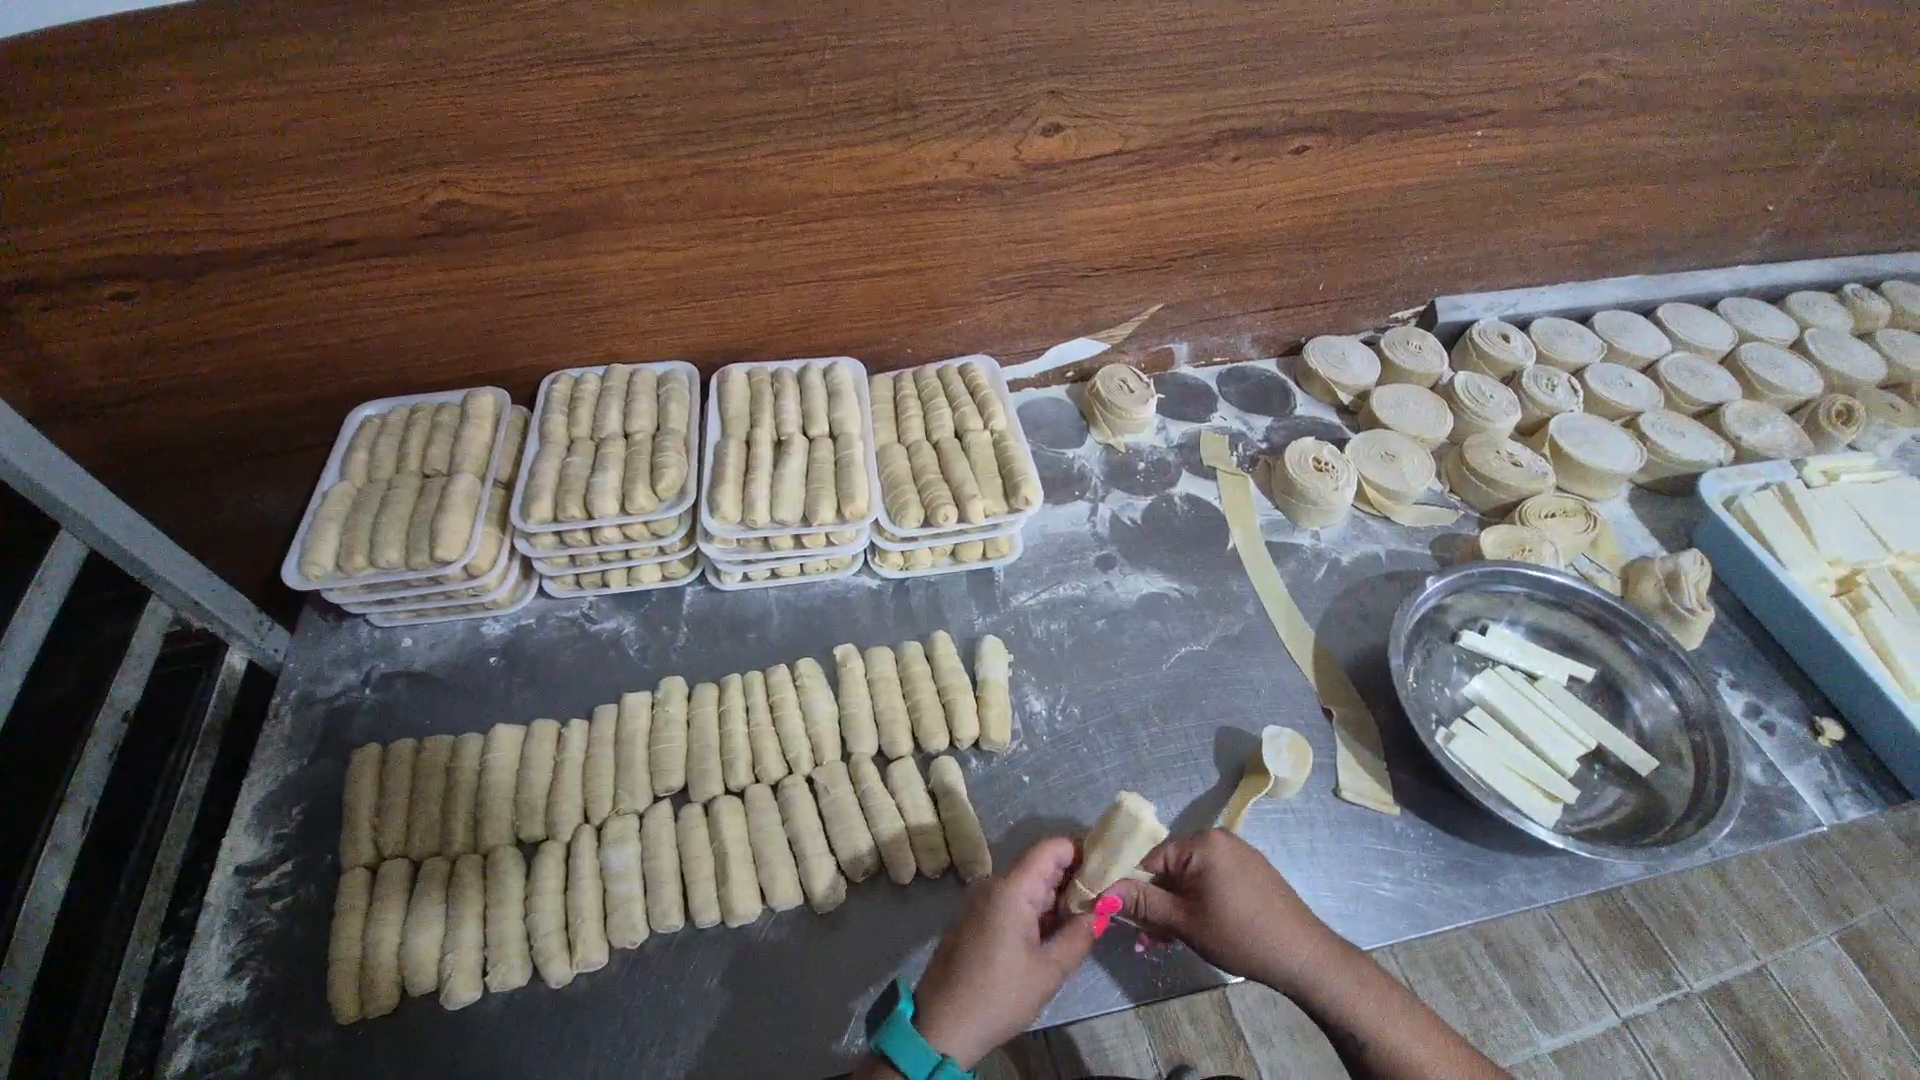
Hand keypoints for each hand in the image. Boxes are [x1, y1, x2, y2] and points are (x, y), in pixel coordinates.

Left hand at [909, 837, 1098, 1067]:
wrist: (941, 1026)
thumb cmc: (998, 997)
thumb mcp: (1048, 972)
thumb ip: (1079, 936)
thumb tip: (1102, 911)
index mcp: (1012, 889)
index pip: (1051, 848)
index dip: (1081, 851)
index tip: (1108, 869)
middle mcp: (995, 885)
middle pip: (1041, 865)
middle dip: (1074, 879)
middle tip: (1106, 899)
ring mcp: (983, 902)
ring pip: (1028, 886)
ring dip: (1056, 898)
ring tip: (1088, 918)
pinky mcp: (977, 920)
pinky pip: (1013, 902)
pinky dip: (1037, 910)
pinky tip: (1056, 933)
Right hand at [1105, 828, 1345, 994]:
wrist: (1305, 957)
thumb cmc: (1239, 935)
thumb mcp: (1183, 921)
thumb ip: (1142, 903)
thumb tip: (1102, 894)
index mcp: (1201, 843)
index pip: (1151, 860)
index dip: (1135, 890)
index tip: (1126, 919)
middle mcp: (1219, 839)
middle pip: (1170, 869)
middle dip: (1156, 904)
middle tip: (1148, 939)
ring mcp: (1239, 855)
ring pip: (1190, 879)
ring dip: (1175, 908)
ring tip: (1168, 942)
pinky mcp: (1252, 873)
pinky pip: (1211, 882)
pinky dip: (1198, 903)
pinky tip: (1196, 931)